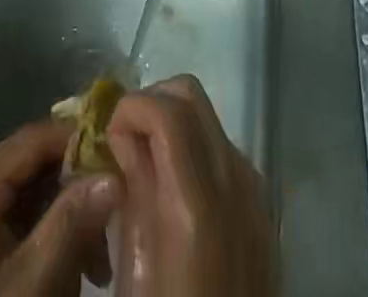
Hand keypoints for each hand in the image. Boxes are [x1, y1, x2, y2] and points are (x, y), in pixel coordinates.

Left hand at [0, 120, 118, 296]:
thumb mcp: (32, 281)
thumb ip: (74, 219)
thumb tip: (115, 174)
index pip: (38, 138)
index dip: (83, 142)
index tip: (124, 160)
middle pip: (33, 166)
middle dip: (77, 191)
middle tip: (114, 222)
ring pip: (27, 196)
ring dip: (65, 219)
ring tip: (97, 265)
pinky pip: (12, 221)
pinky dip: (44, 237)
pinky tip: (71, 270)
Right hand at [106, 75, 274, 296]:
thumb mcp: (134, 270)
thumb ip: (131, 192)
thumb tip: (121, 135)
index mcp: (196, 200)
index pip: (168, 110)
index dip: (130, 106)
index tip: (106, 133)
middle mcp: (233, 177)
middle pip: (192, 96)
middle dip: (151, 103)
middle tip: (121, 140)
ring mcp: (253, 186)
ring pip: (209, 120)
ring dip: (172, 124)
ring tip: (142, 164)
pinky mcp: (261, 200)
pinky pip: (223, 150)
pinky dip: (194, 147)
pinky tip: (172, 188)